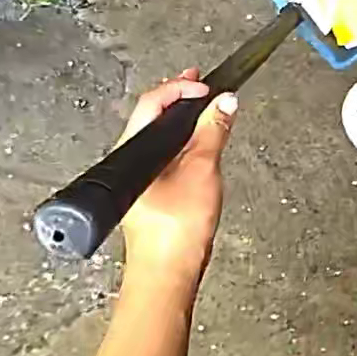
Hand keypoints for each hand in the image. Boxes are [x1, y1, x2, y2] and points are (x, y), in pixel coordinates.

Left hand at [115, 69, 238, 282]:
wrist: (168, 273)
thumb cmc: (176, 231)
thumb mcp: (202, 170)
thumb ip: (213, 132)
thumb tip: (225, 102)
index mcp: (133, 151)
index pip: (153, 102)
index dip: (181, 88)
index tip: (208, 86)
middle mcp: (131, 161)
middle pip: (152, 116)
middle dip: (178, 96)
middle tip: (200, 82)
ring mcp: (140, 177)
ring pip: (158, 135)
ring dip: (181, 117)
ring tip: (203, 105)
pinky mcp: (152, 190)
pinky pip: (164, 152)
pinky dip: (182, 138)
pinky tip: (197, 141)